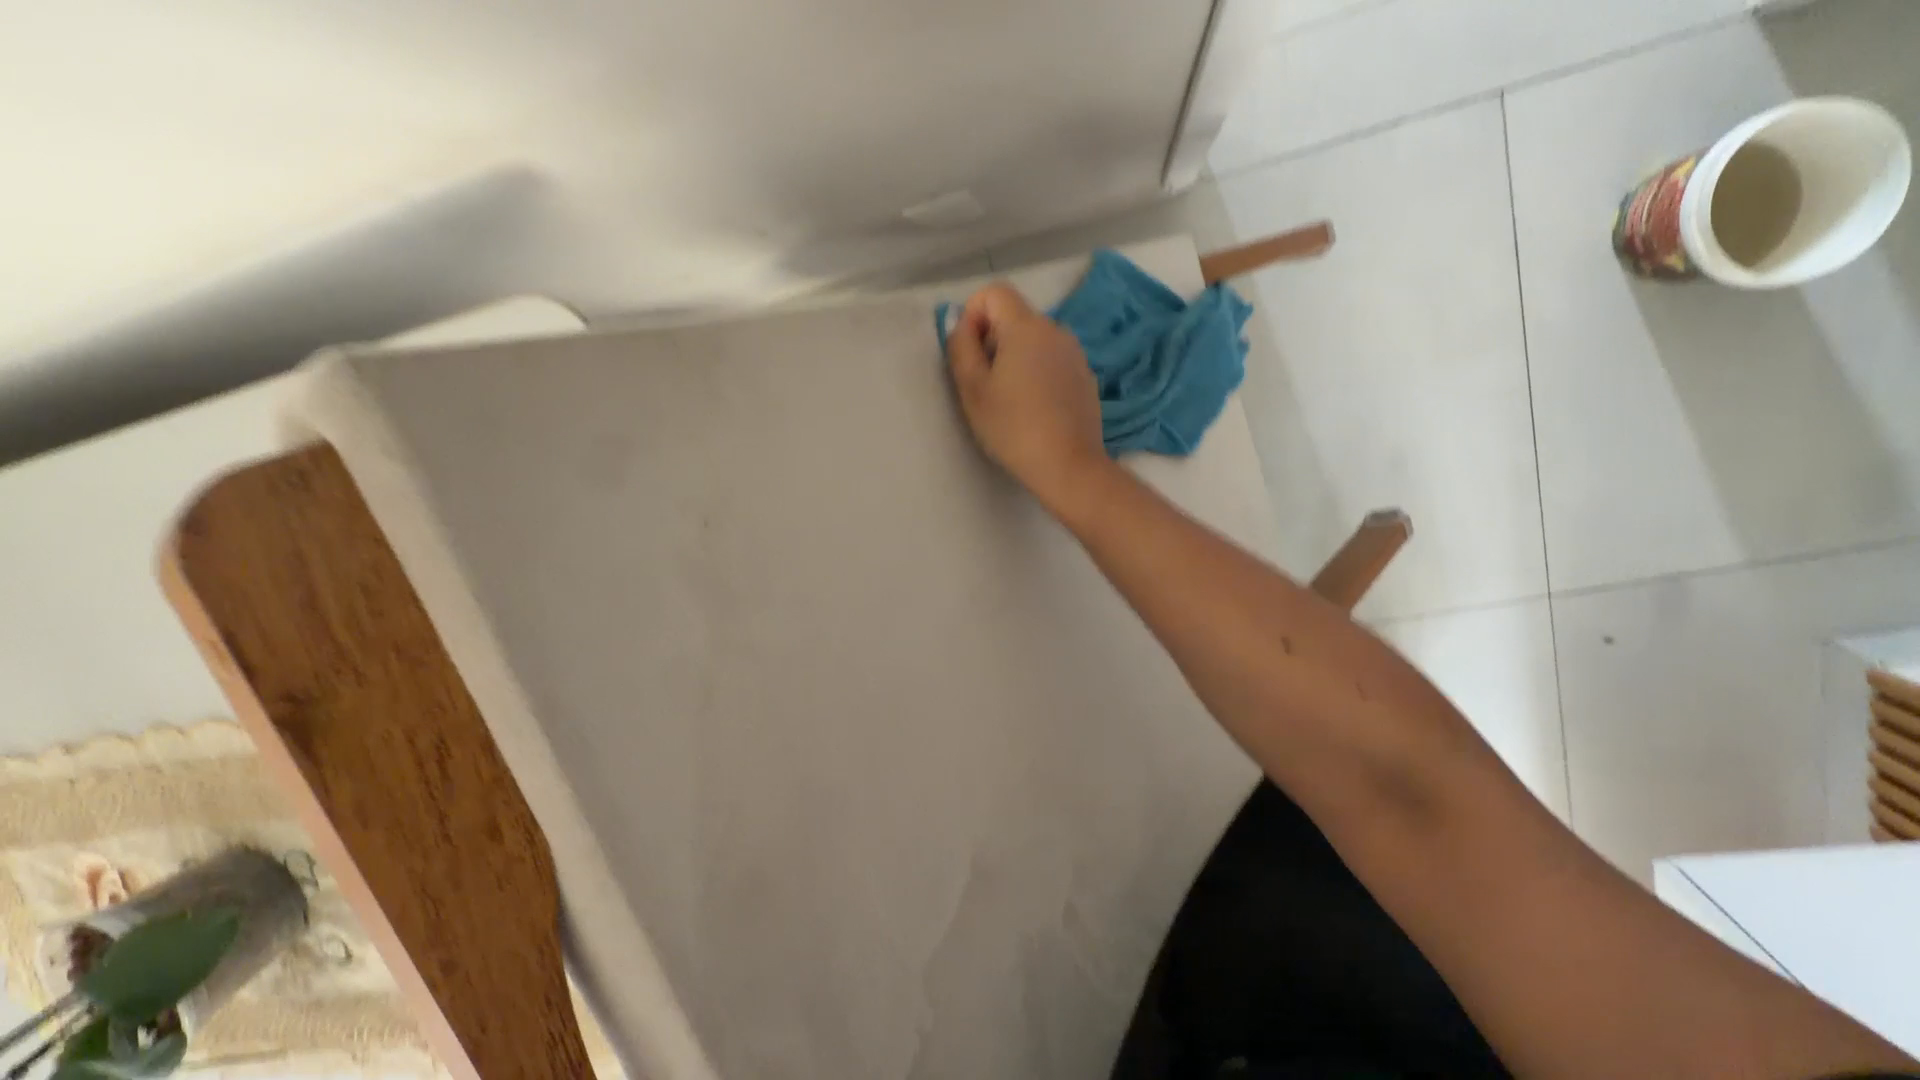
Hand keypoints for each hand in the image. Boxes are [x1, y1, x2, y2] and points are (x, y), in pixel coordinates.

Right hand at [947, 284, 1109, 508]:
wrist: (1068, 465)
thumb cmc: (1013, 427)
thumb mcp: (972, 388)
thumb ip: (960, 346)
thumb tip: (962, 323)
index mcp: (1026, 326)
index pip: (993, 292)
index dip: (973, 315)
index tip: (970, 353)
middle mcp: (1055, 329)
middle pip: (1014, 316)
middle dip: (993, 339)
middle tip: (985, 384)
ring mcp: (1075, 353)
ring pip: (1034, 340)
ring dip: (1016, 358)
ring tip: (1010, 399)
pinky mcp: (1085, 376)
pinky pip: (1053, 360)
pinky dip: (1038, 373)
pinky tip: (1036, 409)